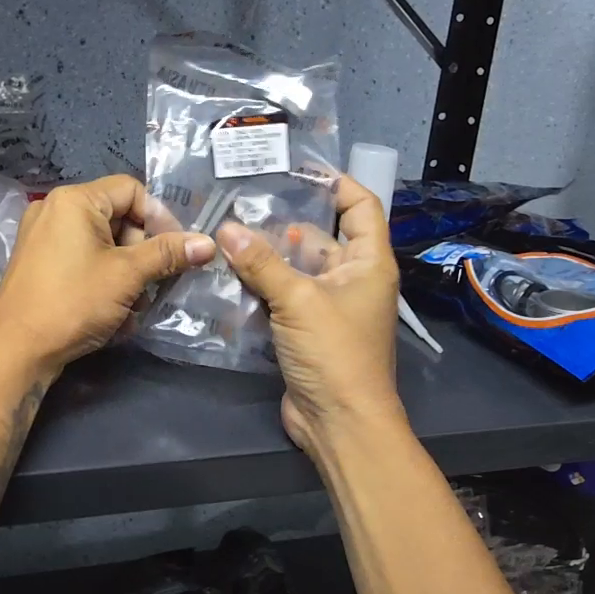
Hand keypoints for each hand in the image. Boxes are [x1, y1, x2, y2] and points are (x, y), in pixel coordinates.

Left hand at [0, 175, 215, 374]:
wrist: (16, 351)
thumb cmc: (73, 302)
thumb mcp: (127, 276)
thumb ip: (167, 254)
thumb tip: (209, 243)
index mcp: (74, 200)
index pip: (131, 189)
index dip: (159, 216)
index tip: (177, 249)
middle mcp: (54, 209)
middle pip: (117, 215)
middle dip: (142, 248)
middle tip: (155, 280)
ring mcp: (42, 236)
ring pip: (101, 240)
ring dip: (127, 268)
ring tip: (135, 300)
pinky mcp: (38, 262)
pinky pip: (82, 257)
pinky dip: (103, 275)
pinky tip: (113, 307)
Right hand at [215, 175, 402, 454]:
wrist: (341, 425)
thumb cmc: (335, 354)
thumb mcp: (299, 301)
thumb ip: (262, 263)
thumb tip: (226, 228)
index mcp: (368, 263)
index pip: (361, 207)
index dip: (336, 183)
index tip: (298, 168)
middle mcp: (352, 278)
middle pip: (320, 235)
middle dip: (284, 218)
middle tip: (242, 198)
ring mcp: (327, 305)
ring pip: (295, 266)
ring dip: (266, 253)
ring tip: (225, 228)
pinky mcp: (305, 328)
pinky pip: (282, 294)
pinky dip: (259, 283)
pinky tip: (226, 270)